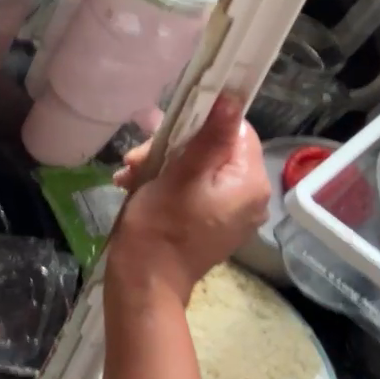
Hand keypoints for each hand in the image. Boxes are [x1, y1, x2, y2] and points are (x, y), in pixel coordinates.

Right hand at [110, 94, 268, 304]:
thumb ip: (209, 137)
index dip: (200, 124)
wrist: (145, 280)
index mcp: (250, 182)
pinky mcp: (210, 223)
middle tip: (134, 159)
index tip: (163, 132)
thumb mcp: (180, 174)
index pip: (237, 131)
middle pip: (214, 150)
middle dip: (171, 148)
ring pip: (198, 168)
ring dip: (161, 165)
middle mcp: (249, 197)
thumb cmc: (160, 225)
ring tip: (129, 175)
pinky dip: (165, 183)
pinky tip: (134, 187)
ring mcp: (230, 212)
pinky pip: (193, 189)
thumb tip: (232, 98)